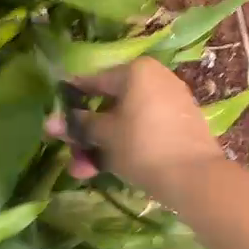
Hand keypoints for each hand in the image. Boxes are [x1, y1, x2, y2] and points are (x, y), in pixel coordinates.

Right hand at [46, 57, 226, 196]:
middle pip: (111, 104)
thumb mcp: (105, 136)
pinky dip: (126, 145)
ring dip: (102, 145)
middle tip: (68, 151)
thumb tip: (52, 122)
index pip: (94, 81)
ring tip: (82, 171)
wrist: (195, 176)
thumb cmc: (143, 146)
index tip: (54, 115)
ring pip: (126, 121)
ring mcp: (171, 102)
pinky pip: (145, 130)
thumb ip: (79, 125)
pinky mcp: (181, 125)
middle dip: (86, 132)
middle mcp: (156, 79)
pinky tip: (107, 167)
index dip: (71, 99)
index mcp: (137, 71)